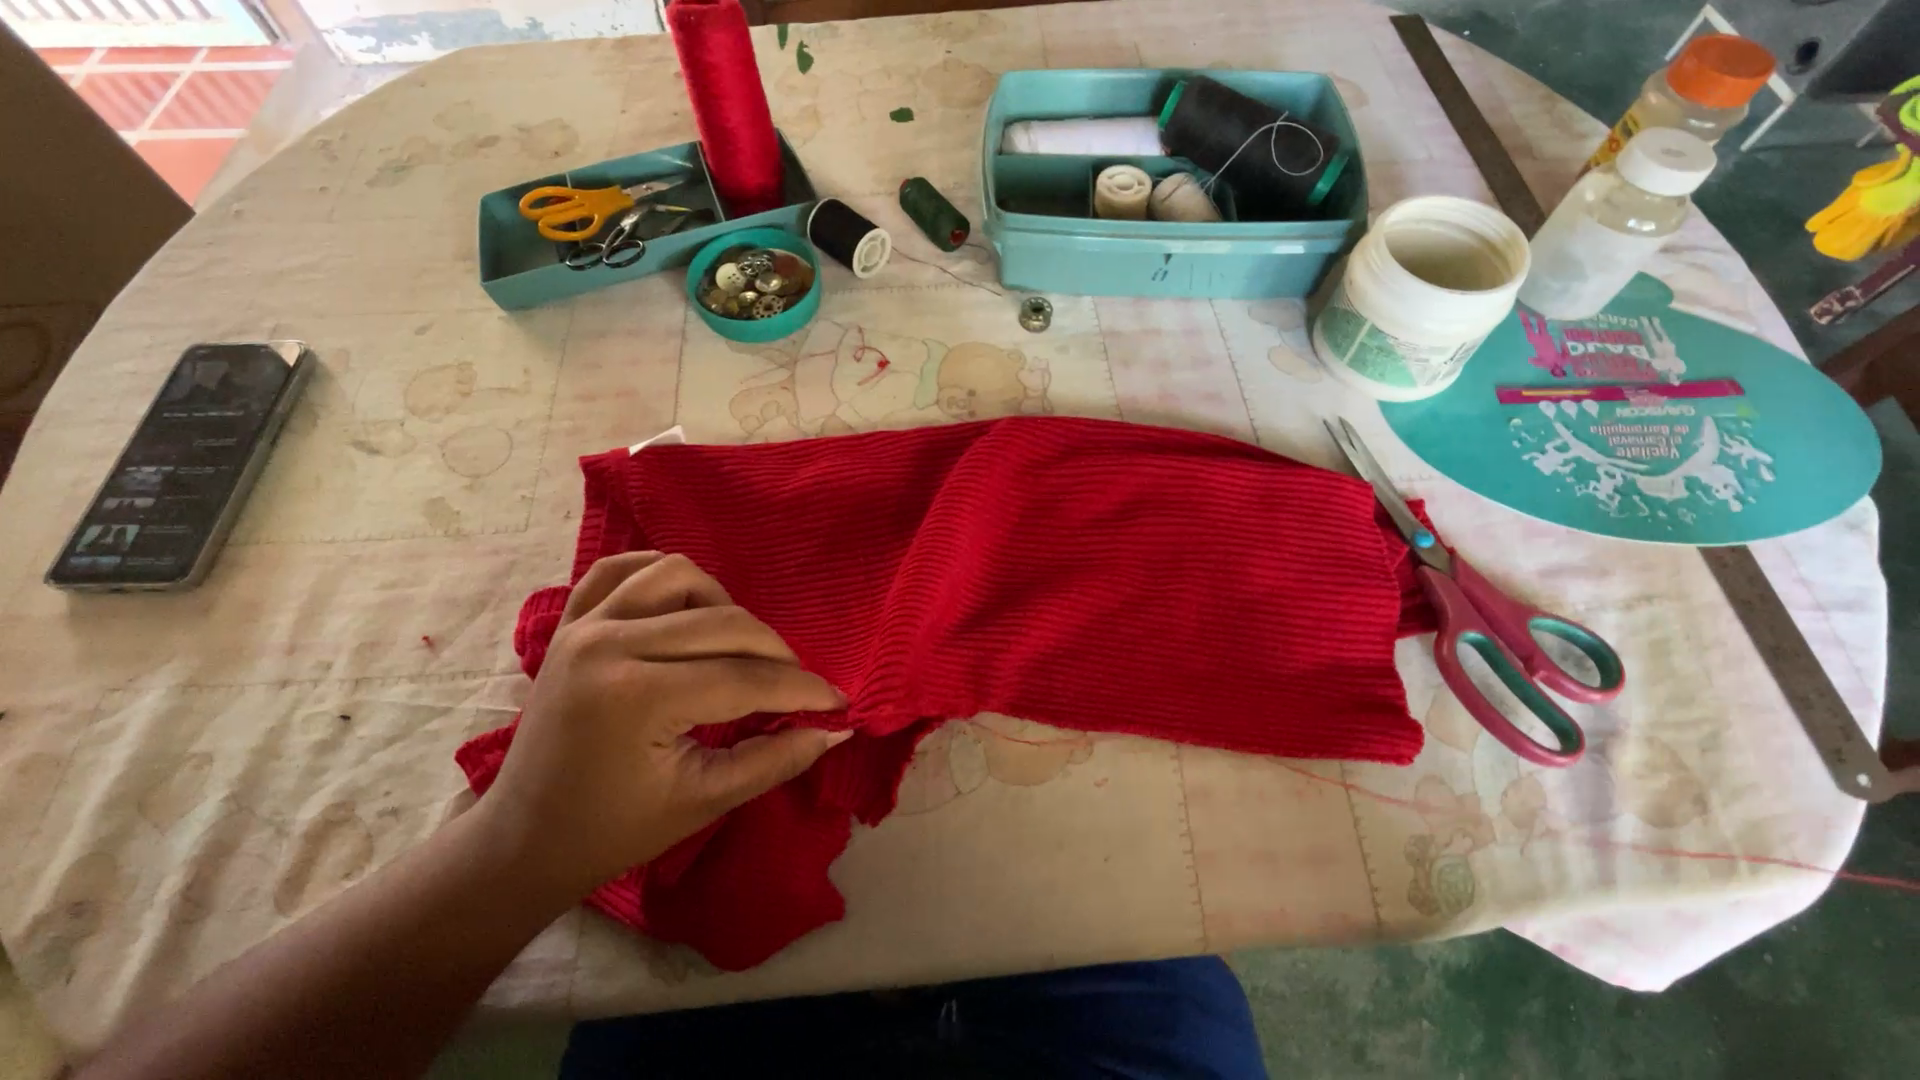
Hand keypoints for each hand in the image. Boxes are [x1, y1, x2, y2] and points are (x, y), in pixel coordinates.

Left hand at [473, 552, 848, 898]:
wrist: (525, 839)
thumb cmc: (614, 830)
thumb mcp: (704, 801)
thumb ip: (775, 759)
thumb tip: (835, 729)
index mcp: (638, 696)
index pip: (746, 678)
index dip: (803, 690)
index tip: (839, 703)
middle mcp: (609, 643)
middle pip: (724, 623)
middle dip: (777, 654)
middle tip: (797, 688)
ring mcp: (583, 625)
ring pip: (678, 575)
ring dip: (722, 606)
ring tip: (737, 649)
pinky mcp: (568, 623)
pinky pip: (620, 570)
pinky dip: (661, 577)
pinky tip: (685, 607)